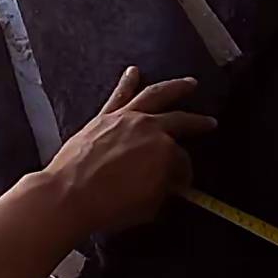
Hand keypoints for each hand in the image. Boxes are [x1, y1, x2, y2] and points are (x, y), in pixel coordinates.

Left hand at [39, 66, 215, 235]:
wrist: (68, 195)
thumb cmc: (110, 206)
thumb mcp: (149, 206)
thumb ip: (164, 190)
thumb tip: (169, 183)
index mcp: (165, 152)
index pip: (184, 161)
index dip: (186, 174)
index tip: (183, 184)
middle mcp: (150, 128)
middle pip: (180, 122)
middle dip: (197, 123)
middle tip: (210, 122)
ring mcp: (127, 118)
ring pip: (156, 95)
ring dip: (175, 88)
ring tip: (190, 83)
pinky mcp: (105, 116)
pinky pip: (119, 95)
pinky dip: (128, 82)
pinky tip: (134, 71)